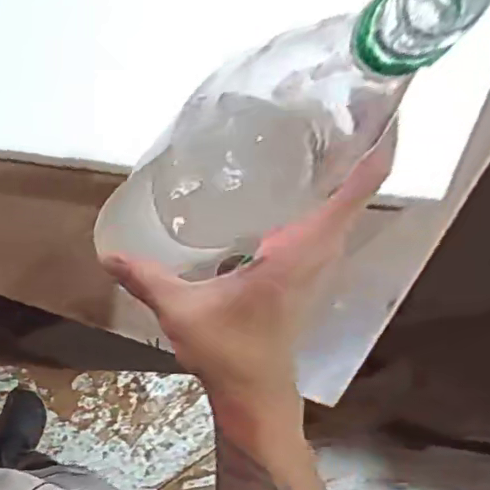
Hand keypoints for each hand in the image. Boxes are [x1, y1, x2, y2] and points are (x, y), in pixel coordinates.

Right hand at [100, 131, 393, 420]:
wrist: (251, 388)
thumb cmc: (228, 348)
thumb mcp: (181, 309)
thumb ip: (147, 278)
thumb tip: (109, 255)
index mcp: (304, 247)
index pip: (362, 182)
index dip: (380, 138)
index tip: (380, 101)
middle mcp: (323, 250)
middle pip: (355, 187)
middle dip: (349, 148)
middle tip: (322, 114)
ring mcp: (318, 265)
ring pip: (338, 209)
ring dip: (331, 179)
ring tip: (303, 148)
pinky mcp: (305, 278)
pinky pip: (321, 229)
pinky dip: (312, 207)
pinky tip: (276, 205)